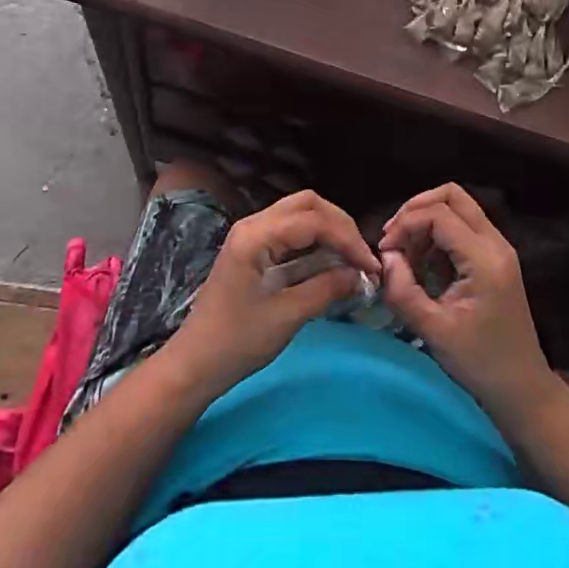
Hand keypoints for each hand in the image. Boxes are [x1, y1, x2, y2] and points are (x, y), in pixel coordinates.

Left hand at [163, 190, 380, 396]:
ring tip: (354, 263)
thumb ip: (325, 288)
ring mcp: (252, 236)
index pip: (313, 220)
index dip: (348, 239)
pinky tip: (333, 265)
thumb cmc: (237, 341)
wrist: (197, 361)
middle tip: (363, 259)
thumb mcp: (287, 316)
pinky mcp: (255, 250)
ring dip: (330, 233)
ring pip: (300, 216)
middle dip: (341, 227)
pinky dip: (315, 244)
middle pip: (307, 205)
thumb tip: (361, 275)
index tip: (372, 268)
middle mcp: (253, 225)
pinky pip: (291, 235)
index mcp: (255, 235)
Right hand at [380, 184, 555, 420]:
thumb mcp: (433, 329)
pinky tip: (420, 265)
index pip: (438, 214)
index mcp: (485, 260)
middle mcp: (496, 245)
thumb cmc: (479, 362)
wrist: (521, 389)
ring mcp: (498, 251)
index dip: (405, 224)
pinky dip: (435, 236)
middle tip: (393, 238)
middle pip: (452, 196)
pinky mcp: (494, 260)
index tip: (385, 252)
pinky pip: (460, 229)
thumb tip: (385, 258)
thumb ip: (402, 289)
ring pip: (456, 209)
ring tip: (403, 256)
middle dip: (415, 210)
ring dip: (424, 223)